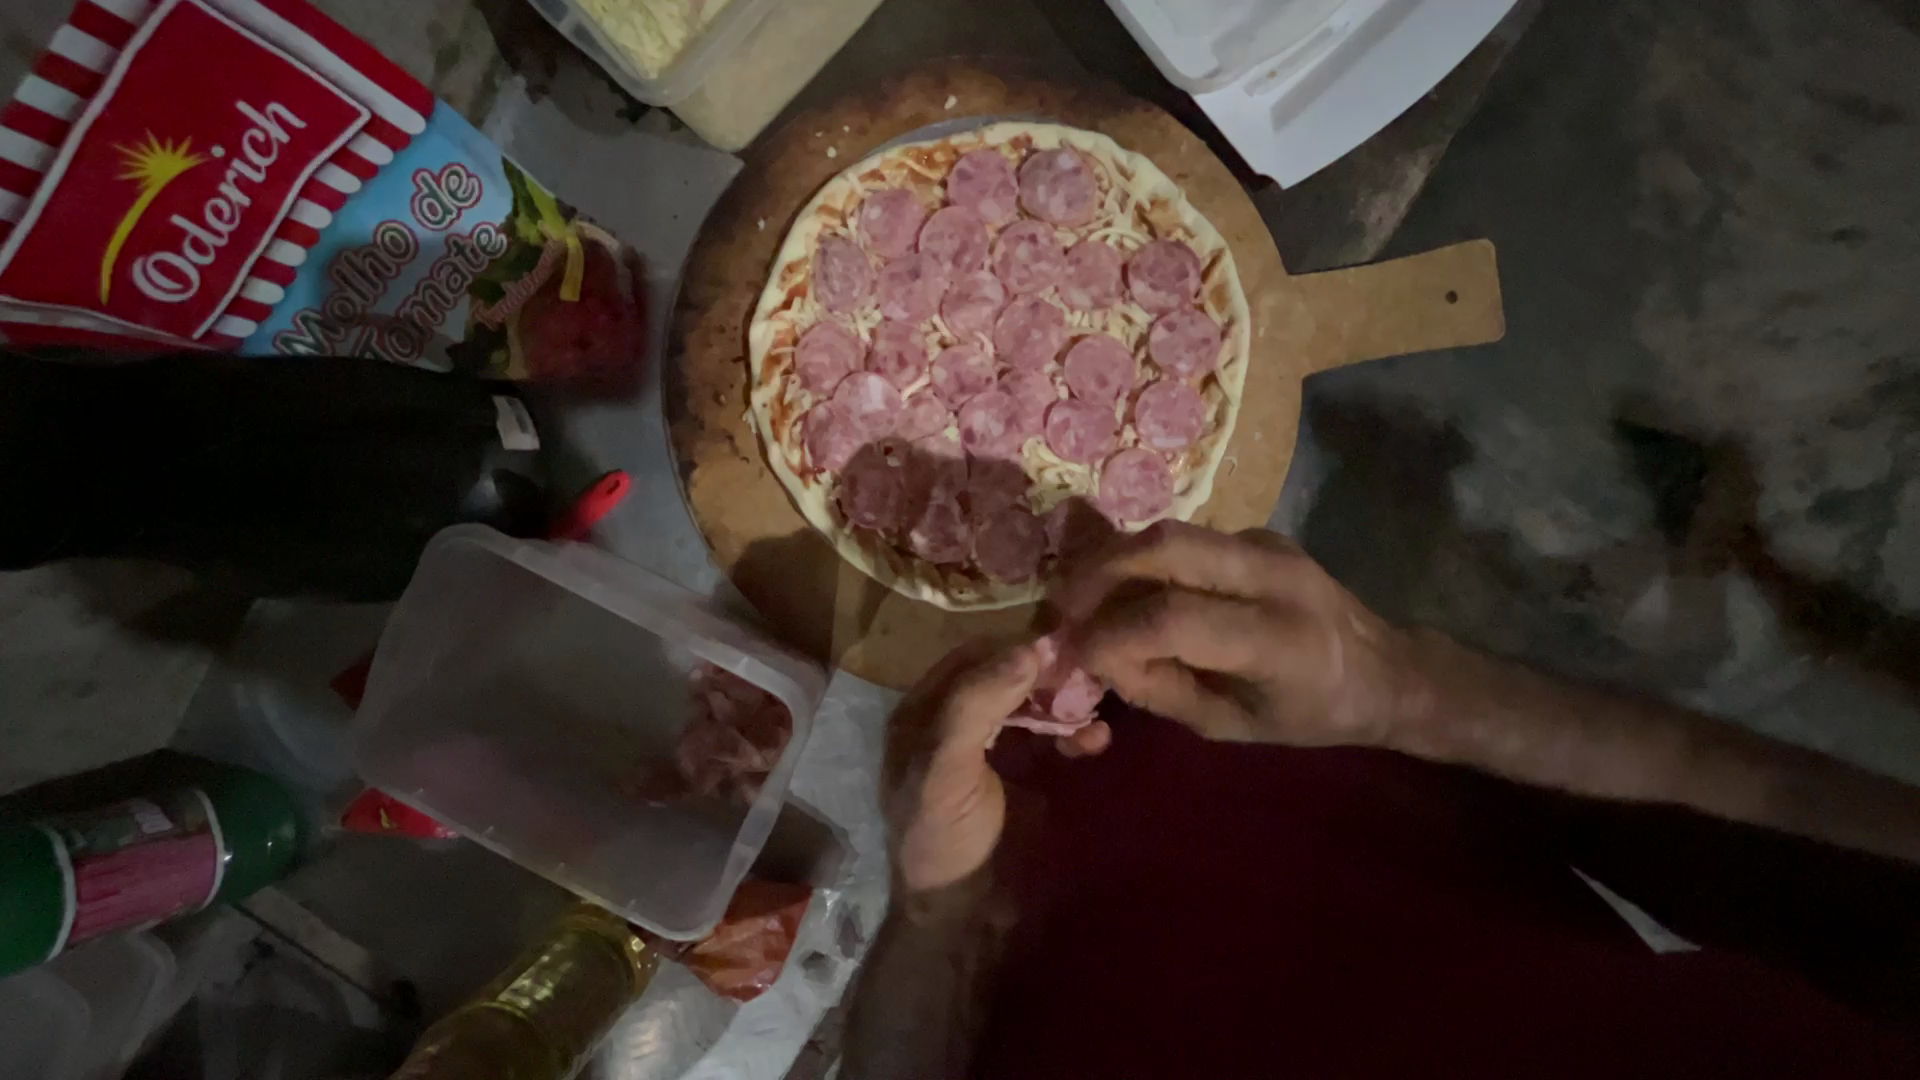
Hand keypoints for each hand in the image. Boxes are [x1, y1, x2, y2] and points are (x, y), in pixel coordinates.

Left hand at [885, 640, 1110, 893]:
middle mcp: (953, 721)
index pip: (969, 659)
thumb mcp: (944, 768)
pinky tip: (1095, 739)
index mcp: (922, 712)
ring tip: (1093, 705)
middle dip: (1043, 675)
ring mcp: (990, 748)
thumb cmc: (942, 837)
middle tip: (1084, 675)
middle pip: (1004, 678)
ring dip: (1063, 700)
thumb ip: (976, 704)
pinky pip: (1050, 737)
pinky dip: (1074, 731)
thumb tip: (1027, 648)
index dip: (1010, 649)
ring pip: (1030, 704)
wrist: (965, 917)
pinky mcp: (1022, 774)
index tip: (1057, 647)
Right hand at [1051, 522, 1410, 747]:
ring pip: (1170, 532)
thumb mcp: (1231, 726)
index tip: (1072, 652)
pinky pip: (1184, 539)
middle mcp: (1274, 576)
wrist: (1386, 669)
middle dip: (1100, 570)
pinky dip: (1143, 561)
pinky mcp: (1257, 532)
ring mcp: (1267, 544)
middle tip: (1063, 604)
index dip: (1111, 634)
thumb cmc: (1309, 714)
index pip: (1174, 619)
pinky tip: (1126, 589)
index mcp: (1278, 639)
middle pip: (1167, 547)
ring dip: (1115, 559)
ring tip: (1081, 595)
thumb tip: (1097, 655)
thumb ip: (1159, 690)